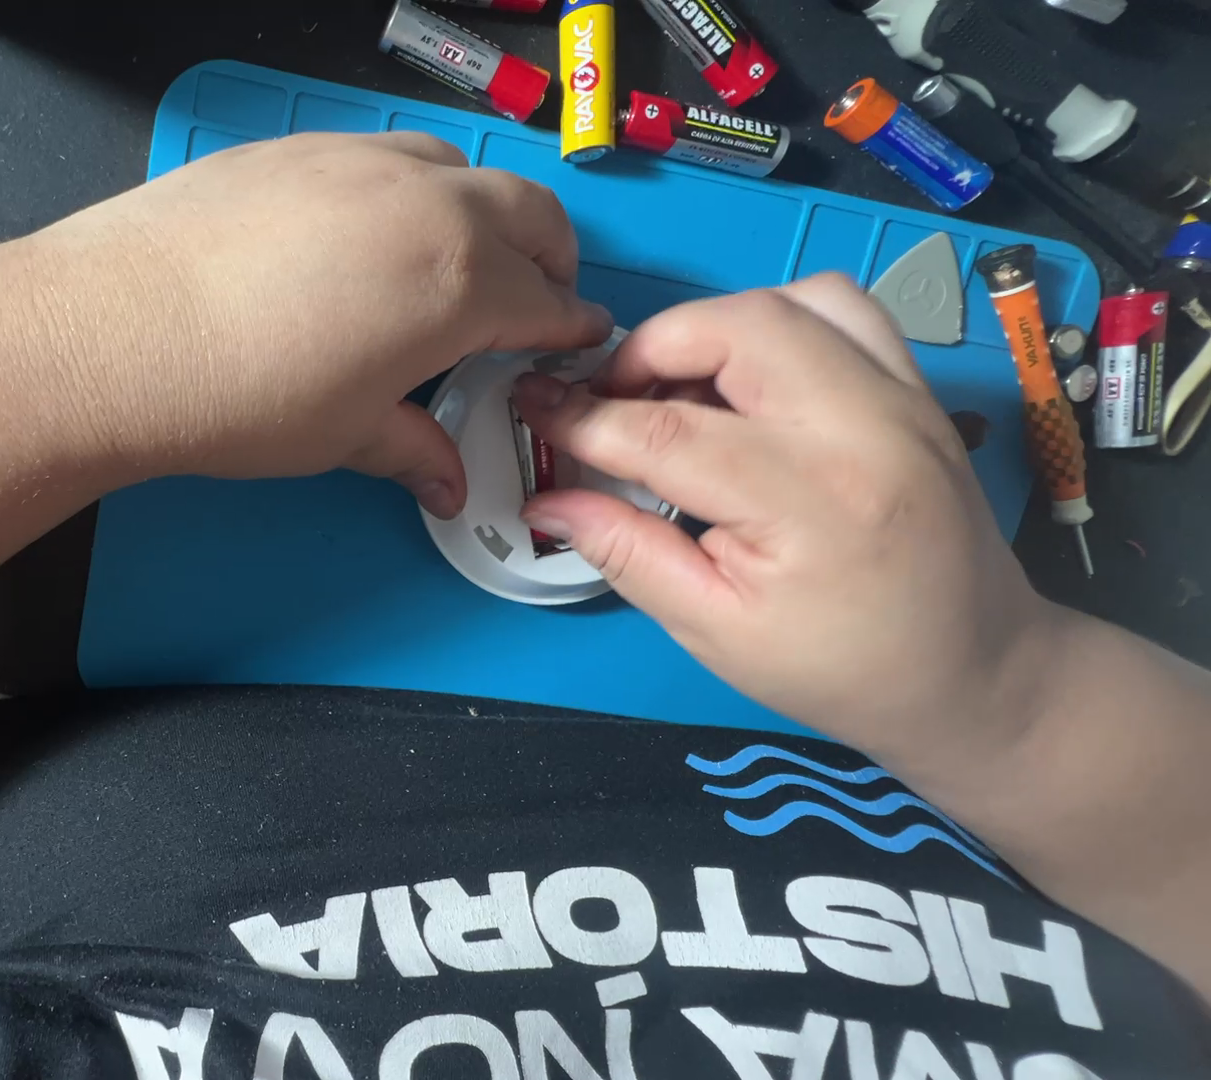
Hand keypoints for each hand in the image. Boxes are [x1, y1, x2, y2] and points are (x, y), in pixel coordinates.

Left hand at [22, 132, 611, 517]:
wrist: (114, 336)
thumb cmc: (240, 398)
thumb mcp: (341, 435)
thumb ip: (410, 449)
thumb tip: (447, 486)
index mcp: (457, 283)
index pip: (545, 301)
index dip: (568, 327)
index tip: (577, 340)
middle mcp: (424, 204)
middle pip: (528, 215)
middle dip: (547, 259)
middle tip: (535, 299)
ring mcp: (358, 162)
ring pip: (459, 172)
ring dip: (483, 214)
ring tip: (458, 261)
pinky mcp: (296, 148)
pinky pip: (385, 157)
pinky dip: (409, 193)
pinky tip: (369, 235)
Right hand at [511, 274, 1053, 760]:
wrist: (974, 670)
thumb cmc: (833, 666)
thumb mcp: (708, 626)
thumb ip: (621, 551)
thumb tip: (545, 500)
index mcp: (807, 501)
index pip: (663, 433)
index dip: (579, 418)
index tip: (529, 407)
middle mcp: (864, 426)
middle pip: (734, 329)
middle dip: (642, 351)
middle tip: (602, 401)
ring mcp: (901, 396)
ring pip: (789, 301)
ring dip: (706, 332)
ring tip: (669, 389)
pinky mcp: (912, 388)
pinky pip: (837, 311)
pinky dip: (768, 326)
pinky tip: (737, 383)